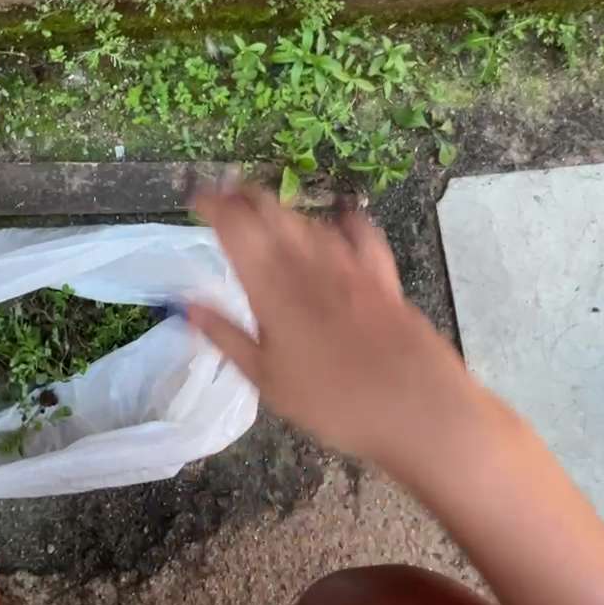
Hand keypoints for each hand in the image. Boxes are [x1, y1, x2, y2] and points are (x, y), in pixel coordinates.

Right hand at [186, 181, 494, 479]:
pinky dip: (344, 221)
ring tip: (264, 208)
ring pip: (308, 219)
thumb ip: (224, 335)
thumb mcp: (265, 377)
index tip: (195, 198)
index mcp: (271, 284)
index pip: (234, 225)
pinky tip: (340, 216)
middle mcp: (308, 262)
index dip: (212, 204)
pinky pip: (361, 234)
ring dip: (281, 208)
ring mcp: (349, 265)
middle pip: (271, 210)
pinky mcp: (382, 276)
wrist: (418, 409)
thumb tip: (185, 306)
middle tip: (223, 194)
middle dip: (242, 195)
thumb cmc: (331, 401)